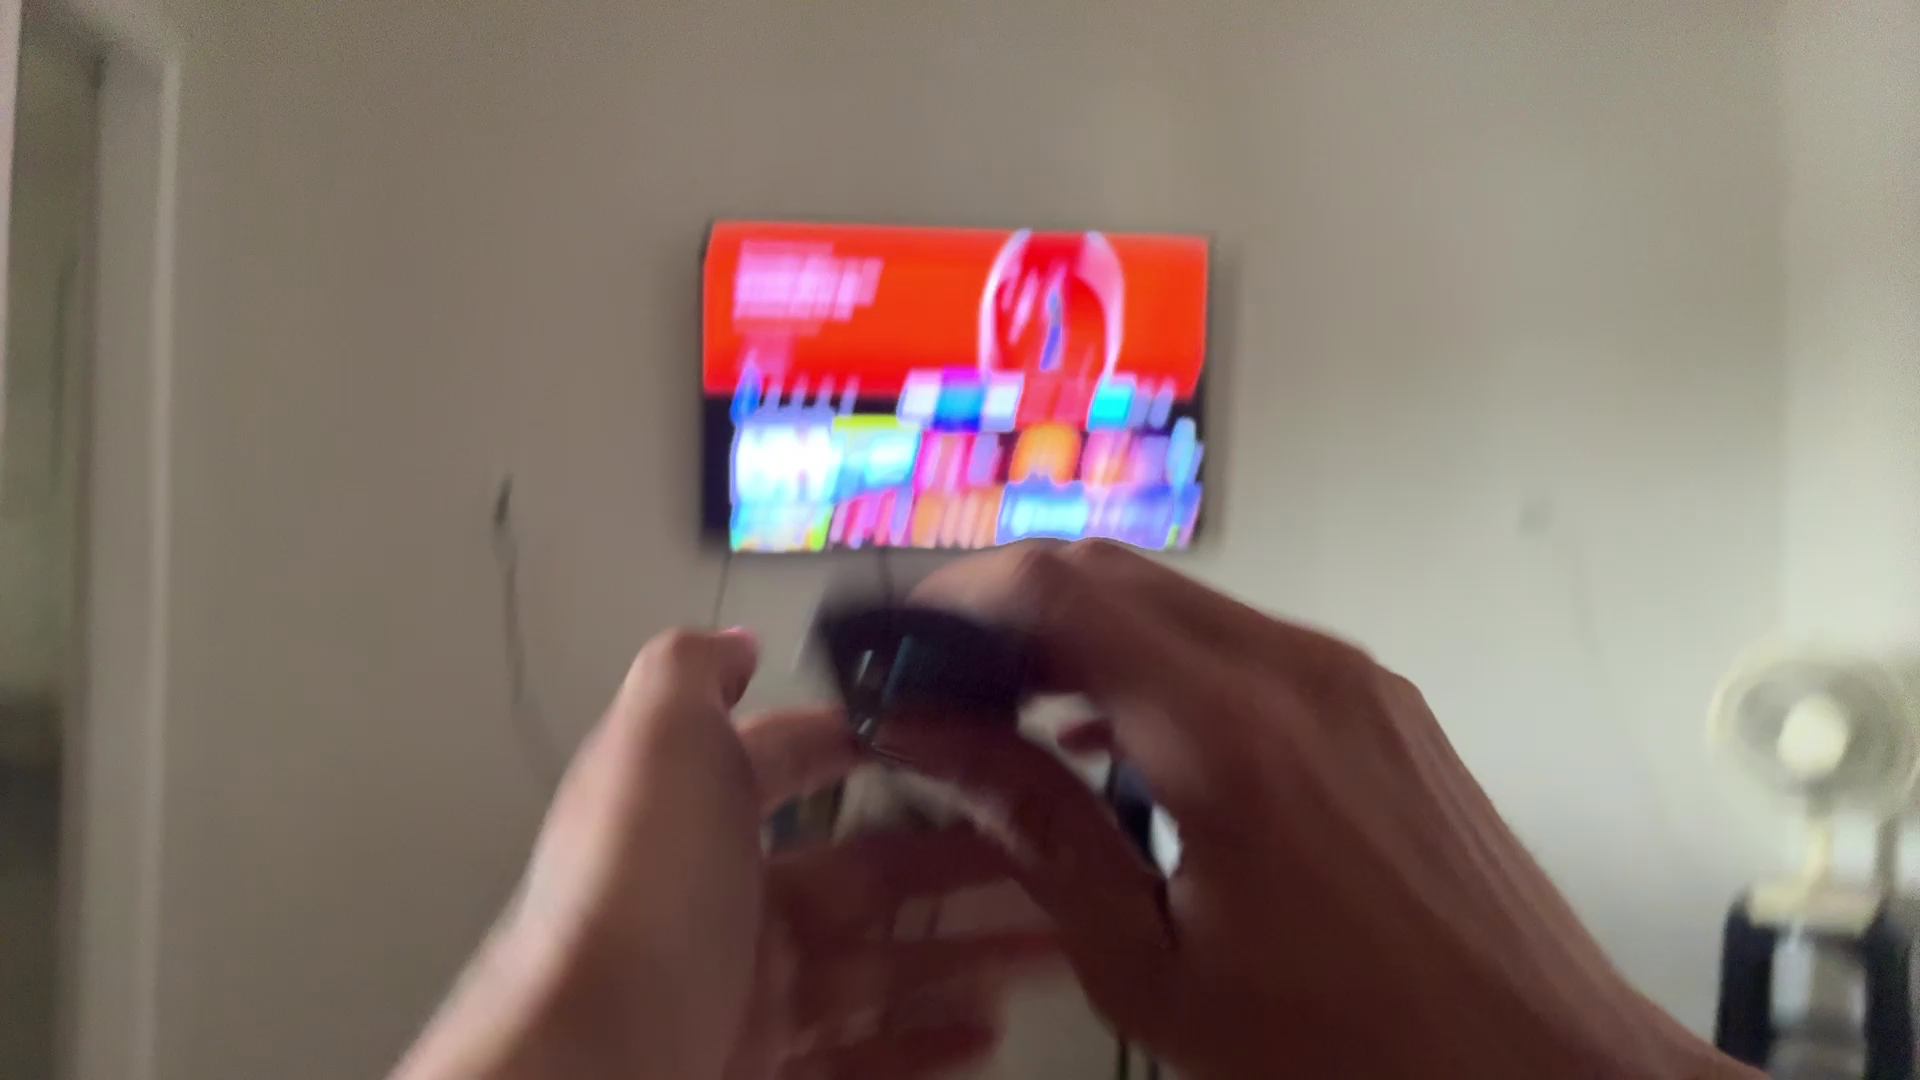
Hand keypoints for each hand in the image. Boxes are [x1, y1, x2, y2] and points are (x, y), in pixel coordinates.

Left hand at [391, 628, 1059, 1079]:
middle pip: (867, 870)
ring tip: (1051, 943)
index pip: (805, 762)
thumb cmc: (641, 891)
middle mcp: (729, 900)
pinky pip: (866, 1052)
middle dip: (956, 858)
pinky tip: (992, 1027)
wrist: (581, 1077)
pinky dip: (929, 1040)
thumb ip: (694, 671)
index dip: (876, 742)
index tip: (958, 737)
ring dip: (967, 952)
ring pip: (885, 963)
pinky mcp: (766, 1070)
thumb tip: (742, 642)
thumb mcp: (656, 740)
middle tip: (1040, 852)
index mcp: (708, 815)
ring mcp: (750, 995)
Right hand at [880, 542, 1743, 1078]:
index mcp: (1227, 731)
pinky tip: (1111, 725)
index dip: (973, 591)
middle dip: (1014, 601)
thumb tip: (940, 743)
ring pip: (1167, 596)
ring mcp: (1337, 666)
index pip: (1066, 593)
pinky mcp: (1364, 687)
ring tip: (1016, 696)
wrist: (1556, 1079)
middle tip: (953, 664)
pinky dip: (1146, 654)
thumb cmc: (1343, 1054)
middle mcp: (1286, 664)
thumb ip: (1038, 832)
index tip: (914, 625)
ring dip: (1078, 625)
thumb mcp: (1151, 966)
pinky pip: (1224, 635)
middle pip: (1111, 572)